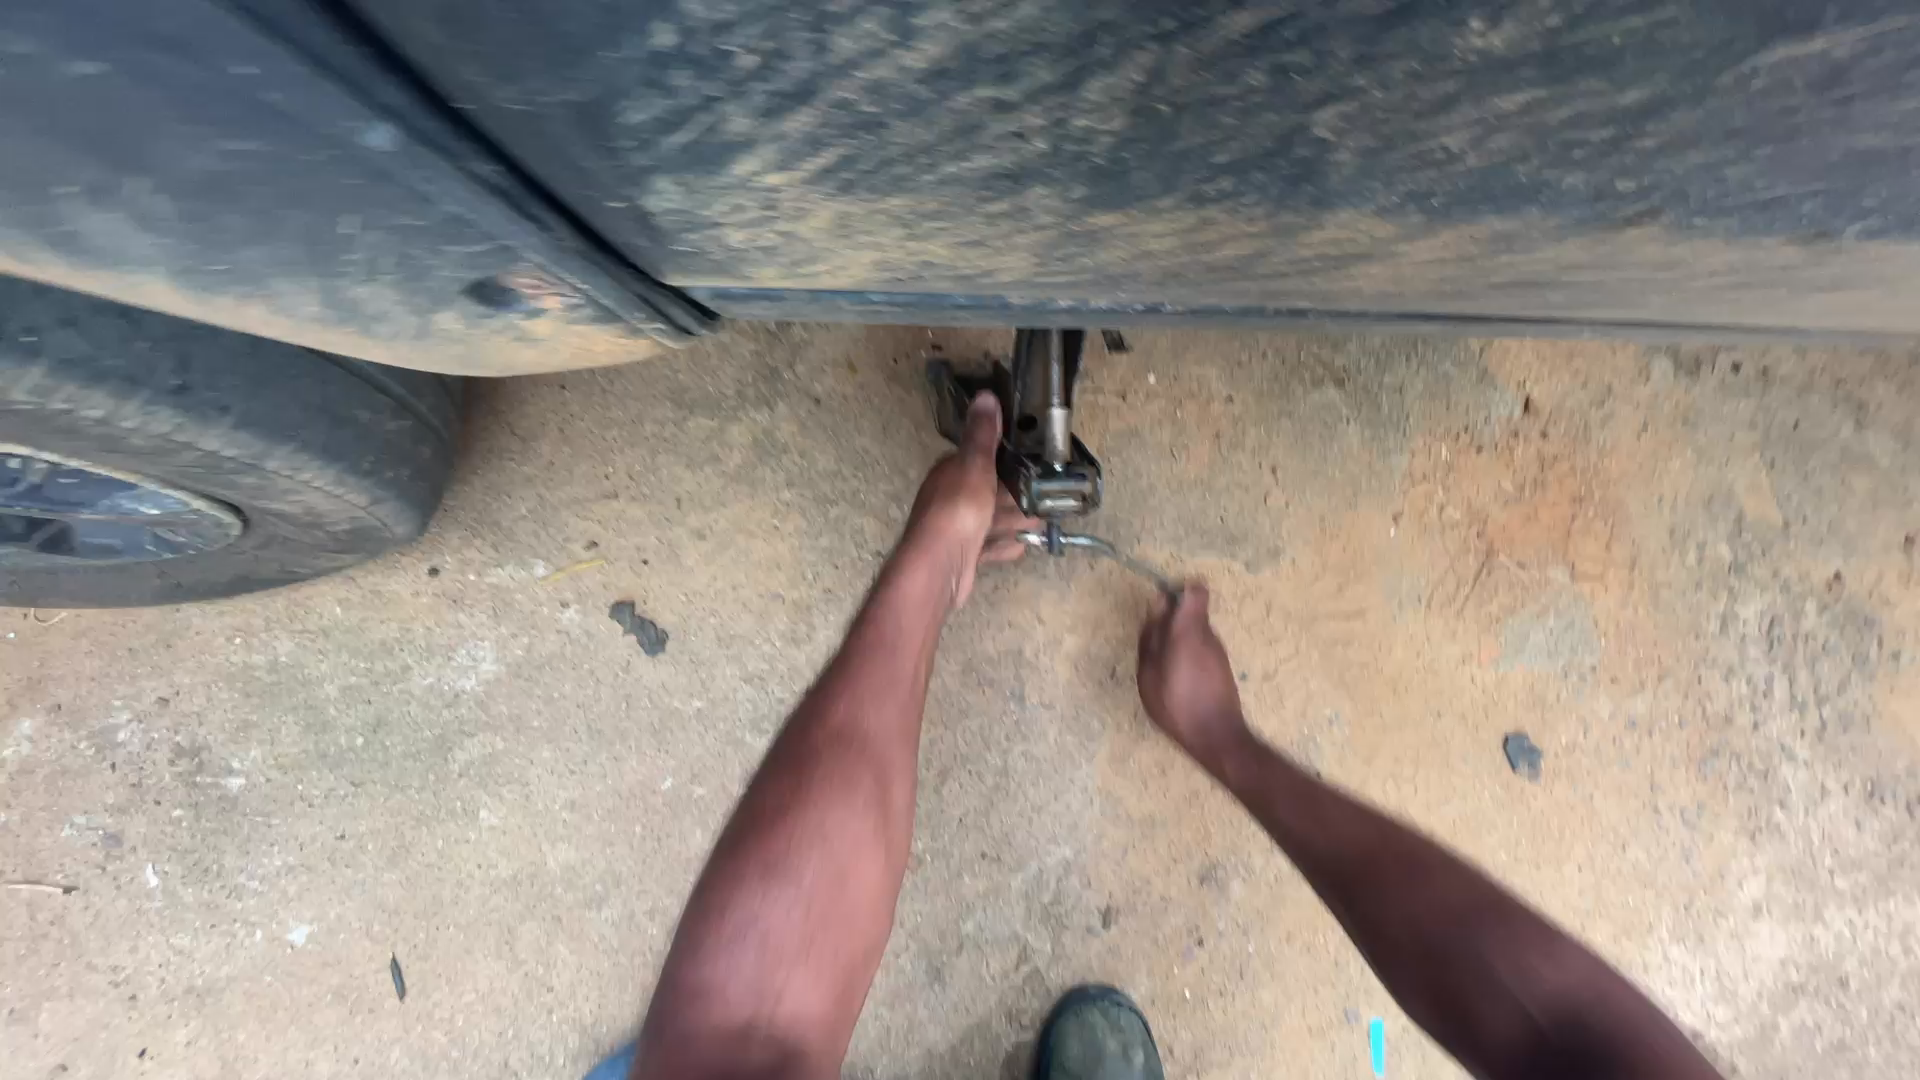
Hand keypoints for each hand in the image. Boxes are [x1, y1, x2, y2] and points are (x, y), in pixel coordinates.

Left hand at [899, 393, 1038, 607]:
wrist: (941, 565)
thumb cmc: (958, 510)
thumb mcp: (975, 465)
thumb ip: (983, 435)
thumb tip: (985, 395)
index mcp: (951, 472)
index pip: (980, 458)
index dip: (1006, 458)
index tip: (1035, 460)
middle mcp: (951, 498)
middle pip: (990, 490)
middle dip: (1018, 492)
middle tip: (1051, 494)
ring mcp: (957, 529)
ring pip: (992, 519)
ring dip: (1017, 518)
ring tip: (1044, 518)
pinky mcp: (964, 555)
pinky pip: (989, 545)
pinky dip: (1005, 545)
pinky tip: (1023, 545)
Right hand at [1137, 584, 1251, 771]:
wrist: (1215, 736)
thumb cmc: (1175, 703)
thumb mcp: (1149, 671)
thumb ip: (1152, 636)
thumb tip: (1157, 606)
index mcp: (1189, 629)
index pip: (1195, 591)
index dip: (1178, 592)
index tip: (1161, 607)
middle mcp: (1208, 634)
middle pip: (1191, 613)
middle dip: (1171, 622)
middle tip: (1154, 647)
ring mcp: (1218, 651)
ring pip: (1195, 632)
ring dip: (1178, 641)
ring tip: (1163, 668)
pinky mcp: (1222, 666)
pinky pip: (1201, 649)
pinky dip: (1188, 656)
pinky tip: (1178, 680)